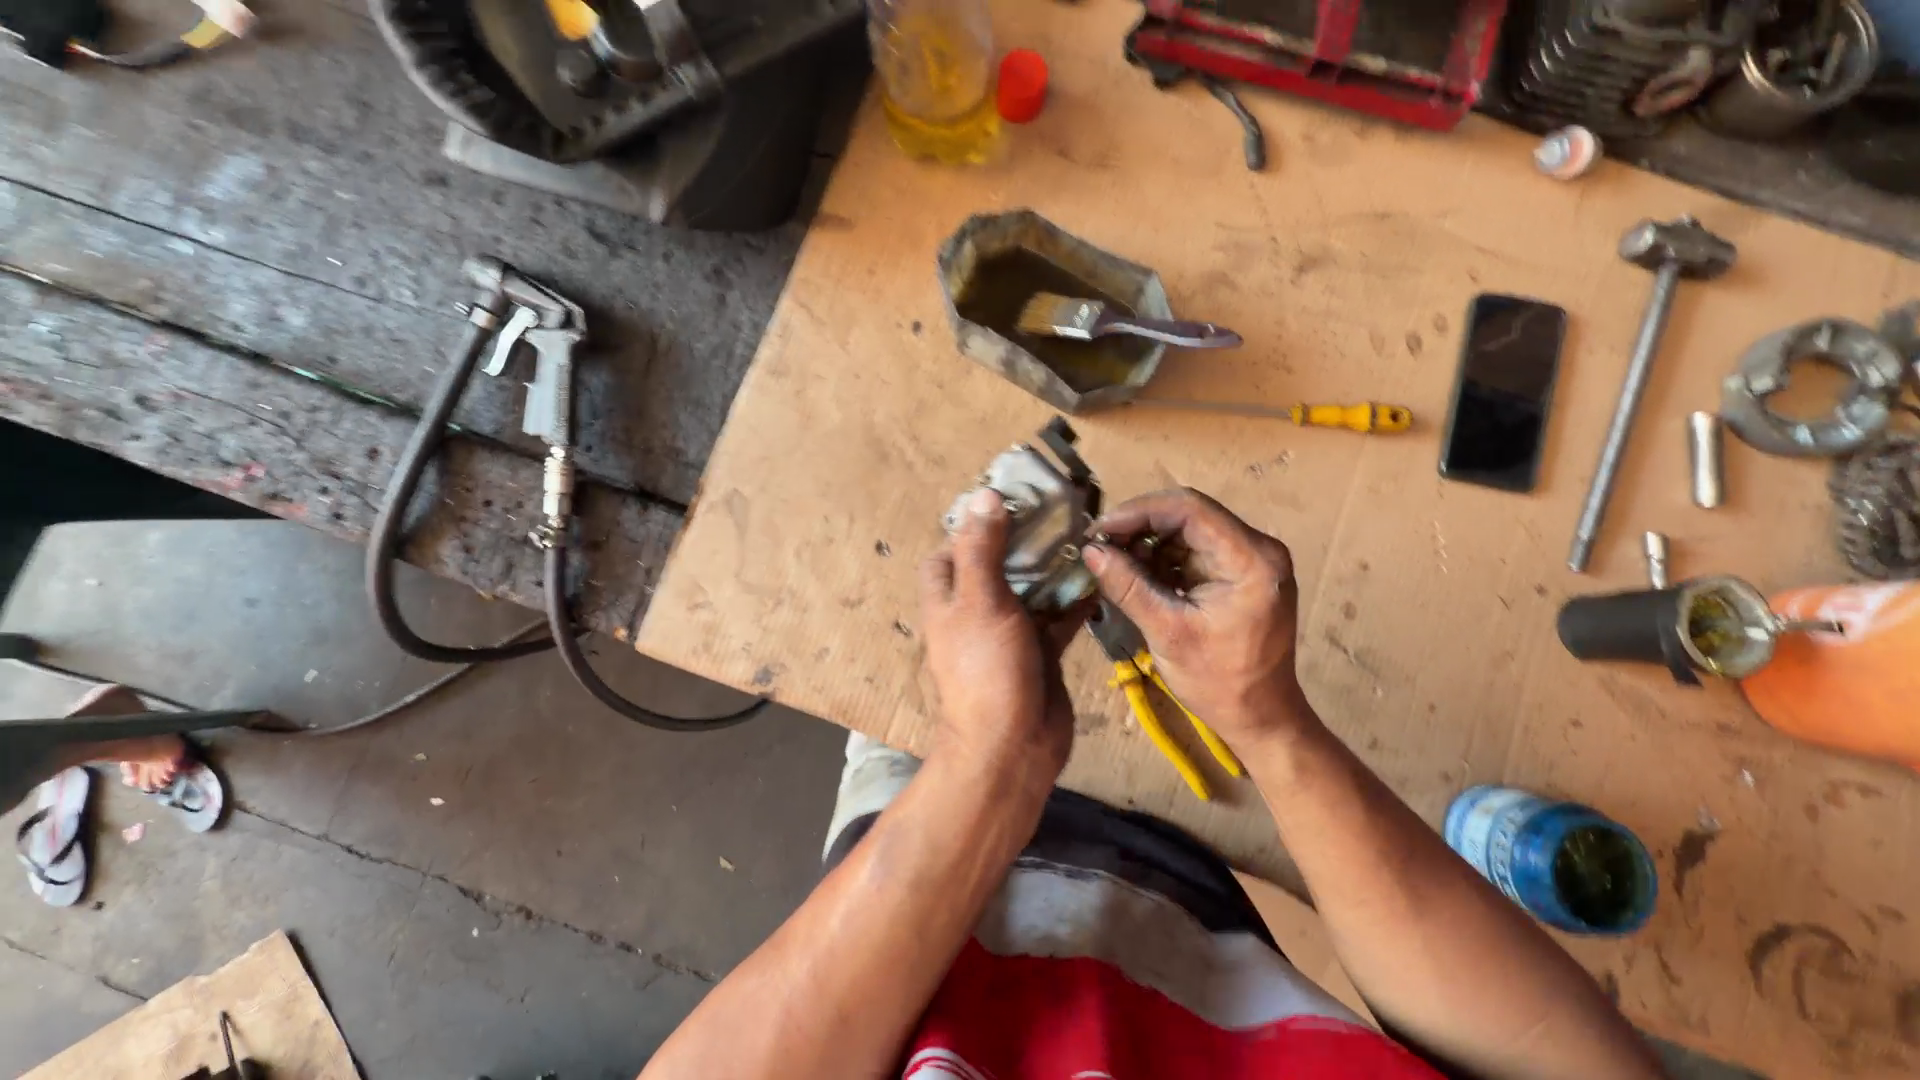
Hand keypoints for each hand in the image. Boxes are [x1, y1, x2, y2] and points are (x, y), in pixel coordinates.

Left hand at [919, 488, 1084, 796]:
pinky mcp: (1040, 652)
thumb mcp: (980, 602)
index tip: (1007, 503)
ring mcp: (1009, 634)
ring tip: (1085, 535)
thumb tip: (984, 495)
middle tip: (1059, 511)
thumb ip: (982, 549)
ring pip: (1031, 590)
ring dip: (1053, 568)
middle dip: (1023, 542)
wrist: (1013, 747)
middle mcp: (976, 613)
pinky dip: (1074, 601)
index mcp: (948, 599)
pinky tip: (1099, 579)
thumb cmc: (986, 671)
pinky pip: (1058, 618)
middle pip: (996, 566)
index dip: (971, 527)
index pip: (949, 552)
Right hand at [1082, 489, 1308, 743]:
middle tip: (1099, 545)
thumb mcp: (1167, 632)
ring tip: (1111, 562)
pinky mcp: (1239, 572)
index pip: (1190, 510)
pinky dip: (1162, 558)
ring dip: (1147, 542)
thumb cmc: (1218, 682)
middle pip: (1189, 514)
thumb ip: (1128, 586)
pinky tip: (1135, 574)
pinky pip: (1194, 550)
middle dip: (1140, 526)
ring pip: (1188, 530)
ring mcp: (1250, 558)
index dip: (1140, 512)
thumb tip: (1089, 551)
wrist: (1260, 717)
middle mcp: (1257, 548)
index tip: (1100, 530)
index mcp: (1251, 560)